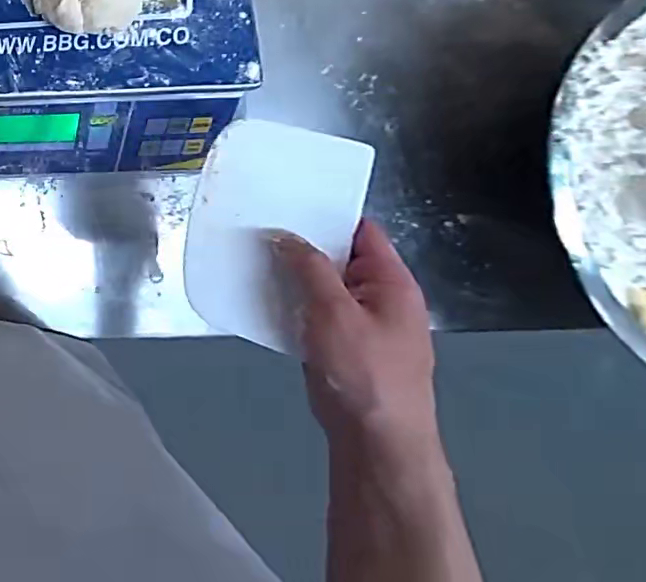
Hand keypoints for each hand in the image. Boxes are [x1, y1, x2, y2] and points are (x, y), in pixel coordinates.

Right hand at [273, 220, 438, 458]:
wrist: (376, 445)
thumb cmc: (364, 373)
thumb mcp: (334, 311)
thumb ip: (309, 266)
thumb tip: (285, 235)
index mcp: (391, 282)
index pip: (361, 230)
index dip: (326, 213)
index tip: (287, 200)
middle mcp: (380, 297)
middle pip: (338, 256)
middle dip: (302, 242)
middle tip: (261, 224)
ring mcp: (361, 323)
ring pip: (322, 284)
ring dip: (293, 273)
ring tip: (254, 253)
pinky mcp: (341, 344)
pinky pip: (314, 310)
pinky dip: (292, 300)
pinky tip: (263, 293)